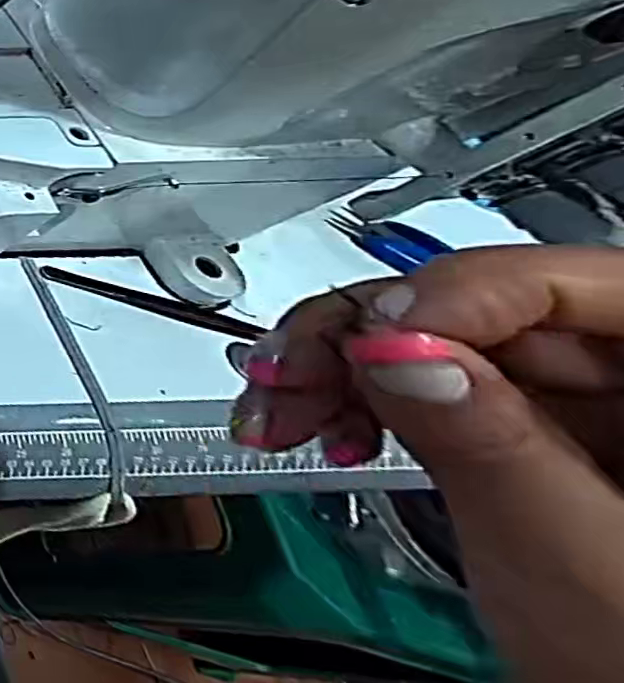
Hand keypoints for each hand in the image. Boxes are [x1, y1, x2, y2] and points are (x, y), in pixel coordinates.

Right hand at [231, 245, 623, 681]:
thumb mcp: (581, 573)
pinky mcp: (513, 424)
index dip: (461, 294)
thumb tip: (393, 346)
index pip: (583, 286)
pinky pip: (407, 376)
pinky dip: (341, 394)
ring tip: (277, 413)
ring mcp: (578, 407)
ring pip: (422, 341)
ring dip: (326, 370)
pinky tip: (315, 426)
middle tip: (284, 377)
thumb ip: (492, 450)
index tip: (366, 333)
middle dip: (354, 340)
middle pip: (475, 312)